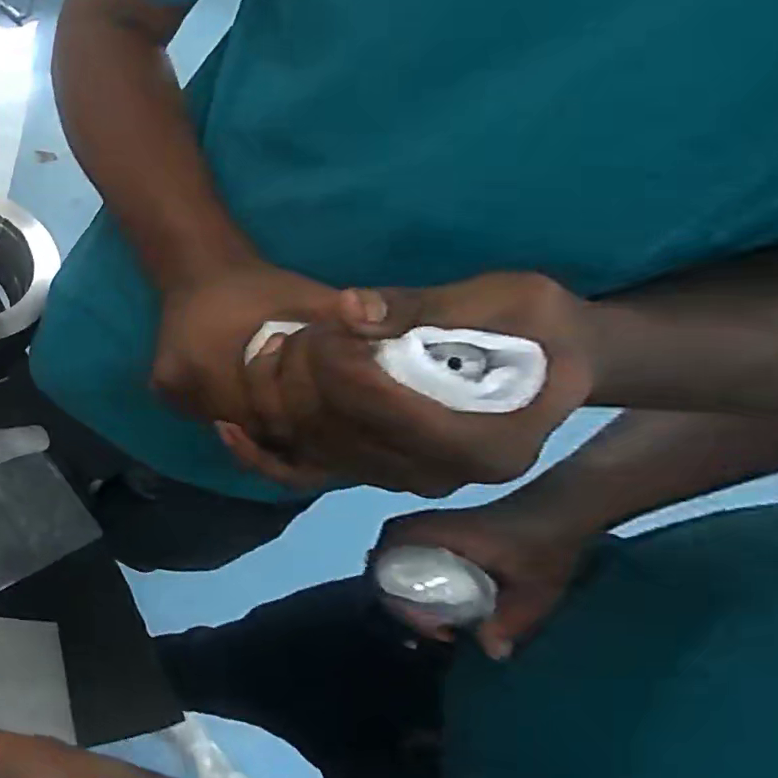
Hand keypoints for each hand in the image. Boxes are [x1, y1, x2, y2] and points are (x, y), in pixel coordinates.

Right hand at [152, 264, 341, 426]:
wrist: (198, 269)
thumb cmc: (257, 287)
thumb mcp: (307, 299)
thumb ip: (344, 323)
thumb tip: (385, 345)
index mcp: (210, 364)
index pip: (262, 416)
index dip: (298, 416)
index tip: (327, 407)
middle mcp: (180, 383)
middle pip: (241, 423)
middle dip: (277, 421)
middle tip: (313, 411)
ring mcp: (168, 387)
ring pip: (221, 420)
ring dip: (252, 418)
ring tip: (286, 403)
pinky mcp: (162, 388)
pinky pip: (203, 411)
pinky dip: (229, 408)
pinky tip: (251, 393)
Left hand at [225, 273, 595, 495]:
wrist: (549, 363)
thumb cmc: (540, 326)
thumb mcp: (507, 298)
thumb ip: (422, 307)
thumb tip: (347, 308)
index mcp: (485, 445)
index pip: (384, 409)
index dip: (341, 364)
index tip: (327, 324)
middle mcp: (437, 476)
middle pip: (341, 432)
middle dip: (303, 375)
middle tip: (296, 331)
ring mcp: (396, 478)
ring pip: (313, 449)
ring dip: (277, 399)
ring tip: (272, 351)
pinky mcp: (365, 471)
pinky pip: (301, 473)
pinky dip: (260, 453)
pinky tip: (228, 425)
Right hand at [374, 500, 595, 659]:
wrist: (553, 512)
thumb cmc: (542, 546)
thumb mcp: (536, 588)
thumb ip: (513, 618)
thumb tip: (491, 653)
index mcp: (429, 534)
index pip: (387, 566)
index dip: (402, 604)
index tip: (440, 630)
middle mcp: (412, 527)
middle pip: (380, 563)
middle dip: (396, 599)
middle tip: (430, 625)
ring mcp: (415, 525)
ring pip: (385, 558)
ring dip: (399, 588)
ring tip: (429, 615)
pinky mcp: (424, 529)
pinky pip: (397, 553)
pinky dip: (405, 576)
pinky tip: (432, 596)